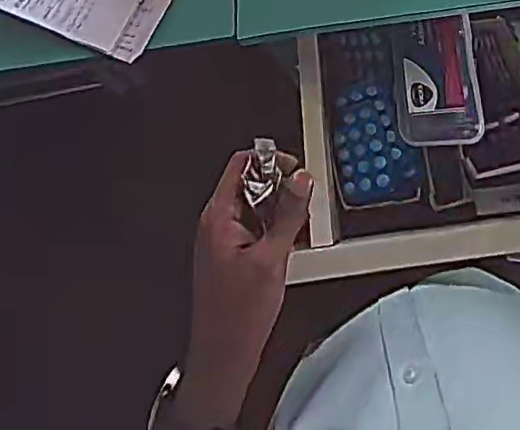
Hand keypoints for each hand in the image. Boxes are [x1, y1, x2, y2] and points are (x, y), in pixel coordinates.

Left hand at [175, 149, 313, 426]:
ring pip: (259, 204)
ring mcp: (226, 238)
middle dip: (281, 188)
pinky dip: (277, 228)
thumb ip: (289, 214)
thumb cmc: (235, 317)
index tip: (294, 170)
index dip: (270, 160)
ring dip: (282, 210)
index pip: (242, 163)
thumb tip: (301, 179)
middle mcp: (219, 222)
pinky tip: (290, 244)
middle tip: (301, 202)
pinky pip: (259, 225)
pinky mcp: (236, 253)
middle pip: (253, 182)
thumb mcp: (271, 258)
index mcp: (219, 215)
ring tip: (297, 228)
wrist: (224, 359)